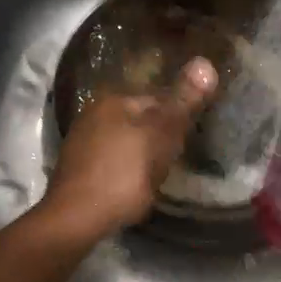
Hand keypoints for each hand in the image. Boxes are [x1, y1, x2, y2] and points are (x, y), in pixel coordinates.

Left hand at [40, 57, 218, 240]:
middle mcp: (91, 113)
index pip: (157, 97)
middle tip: (173, 161)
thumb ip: (182, 103)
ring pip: (125, 141)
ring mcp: (80, 141)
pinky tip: (131, 186)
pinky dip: (125, 170)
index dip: (178, 119)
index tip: (188, 141)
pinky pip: (112, 161)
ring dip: (142, 155)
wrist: (75, 218)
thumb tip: (205, 63)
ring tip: (155, 176)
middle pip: (140, 119)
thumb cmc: (122, 174)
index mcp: (112, 100)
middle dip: (159, 137)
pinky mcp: (77, 167)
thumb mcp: (159, 137)